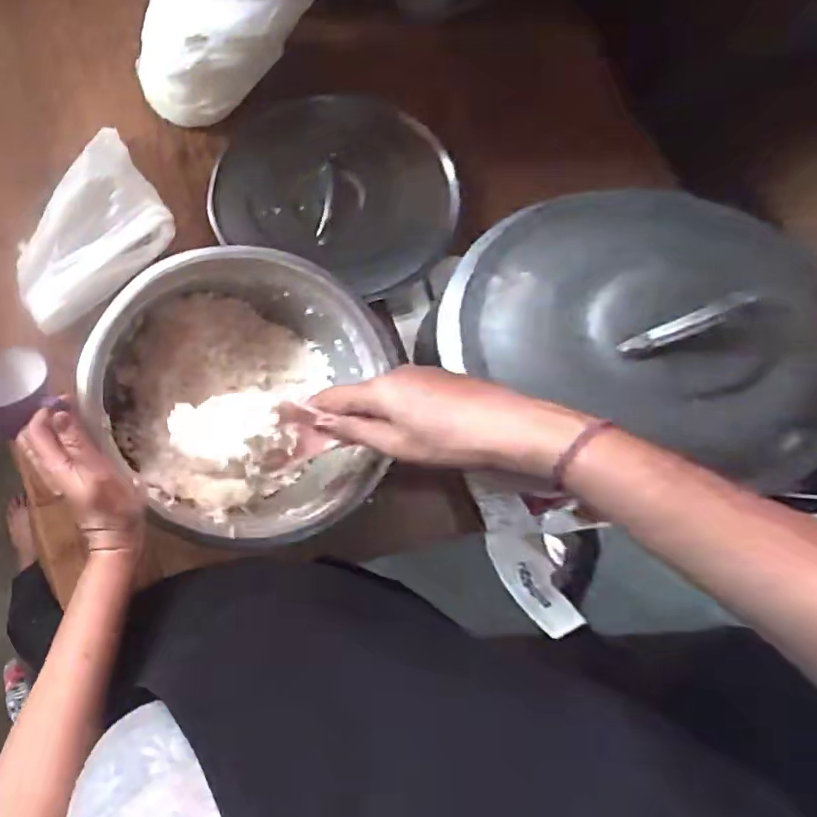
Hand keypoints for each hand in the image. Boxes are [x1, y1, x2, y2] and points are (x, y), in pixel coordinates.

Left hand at [15, 401, 145, 557]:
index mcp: (54, 465)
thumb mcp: (99, 471)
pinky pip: (49, 452)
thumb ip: (77, 443)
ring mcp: (54, 475)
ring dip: (49, 426)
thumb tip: (58, 414)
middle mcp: (47, 468)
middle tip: (67, 406)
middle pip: (29, 436)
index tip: (68, 400)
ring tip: (72, 416)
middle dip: (42, 416)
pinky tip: (76, 434)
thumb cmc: (113, 505)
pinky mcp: (64, 479)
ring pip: (38, 444)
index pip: (33, 430)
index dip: (46, 410)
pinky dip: (56, 438)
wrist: (116, 537)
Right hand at [307, 366, 594, 475]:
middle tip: (333, 437)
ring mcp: (420, 373)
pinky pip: (403, 391)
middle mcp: (394, 373)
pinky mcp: (442, 378)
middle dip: (340, 411)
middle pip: (355, 393)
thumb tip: (318, 421)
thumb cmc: (452, 441)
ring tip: (370, 434)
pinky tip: (406, 425)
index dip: (310, 410)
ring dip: (369, 410)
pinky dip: (393, 406)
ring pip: (380, 392)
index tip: (294, 423)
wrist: (521, 429)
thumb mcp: (397, 444)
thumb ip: (354, 430)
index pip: (330, 396)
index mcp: (378, 388)